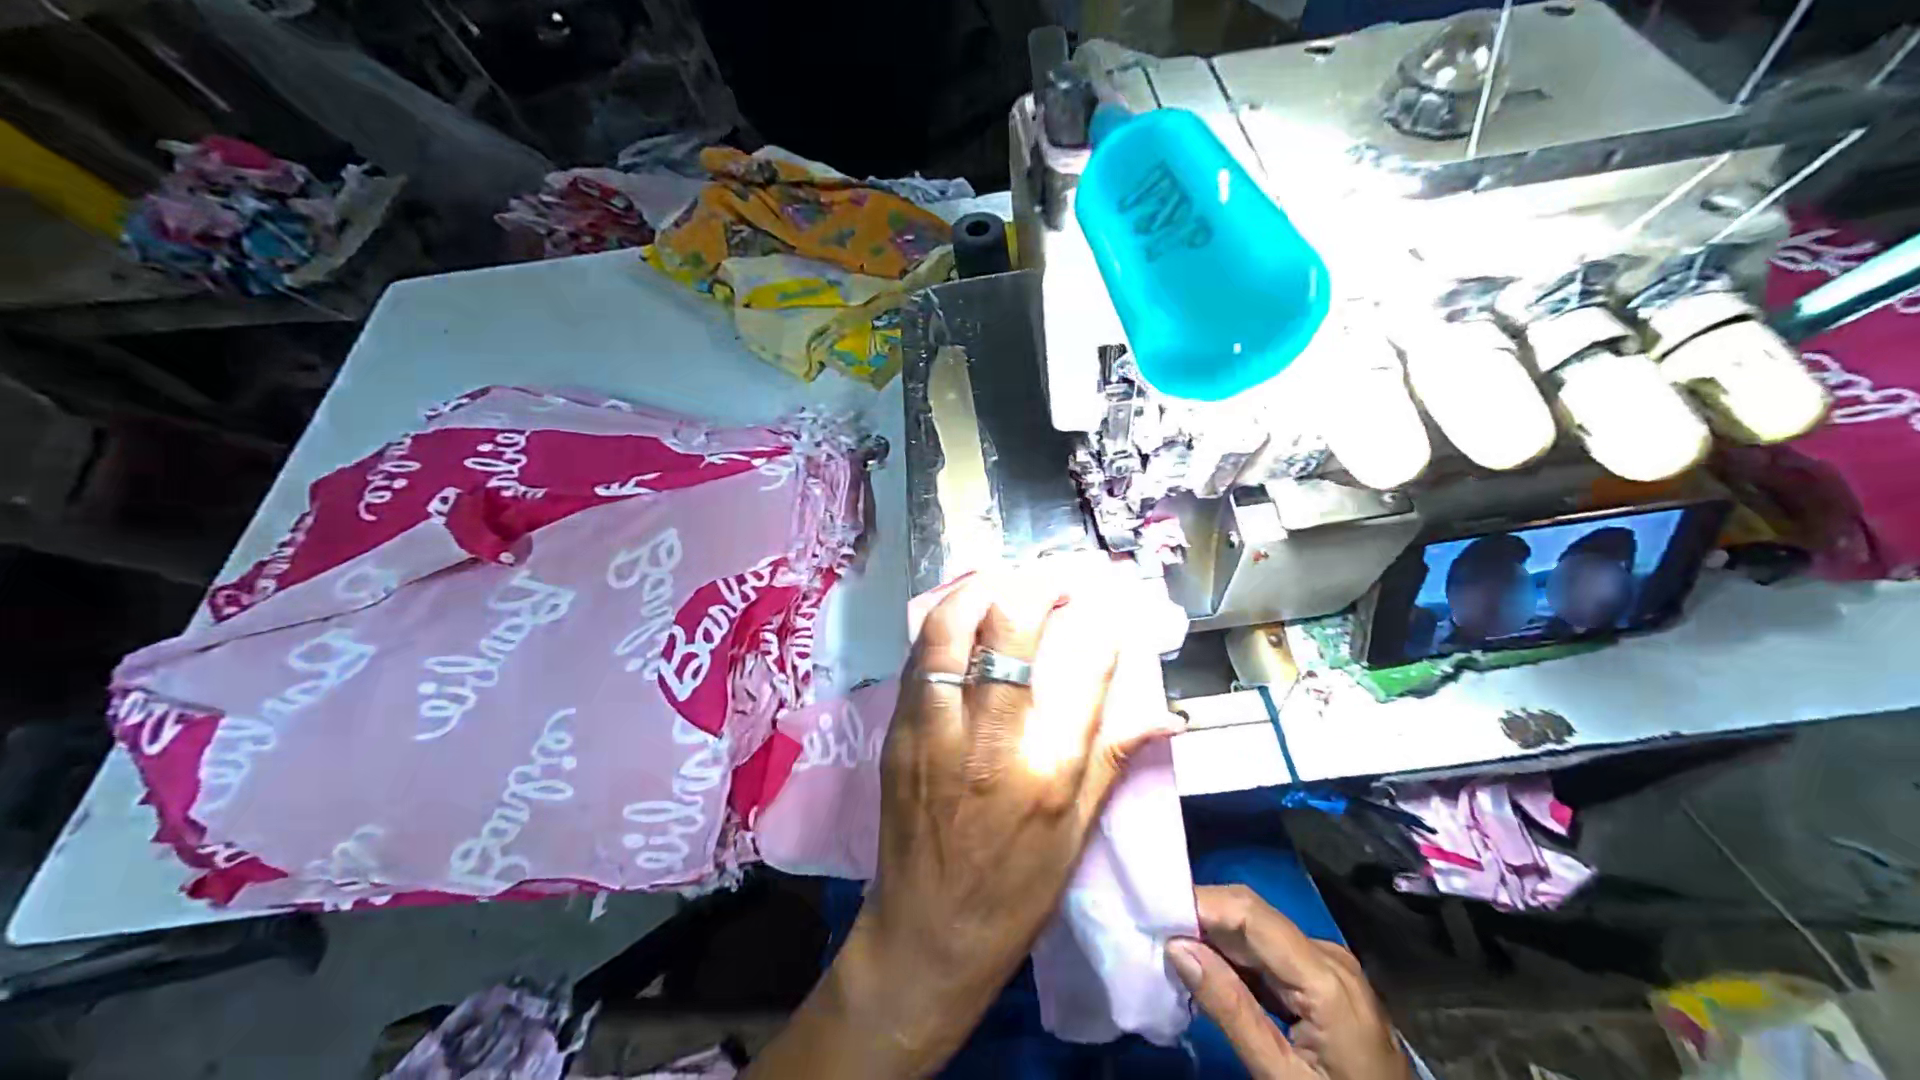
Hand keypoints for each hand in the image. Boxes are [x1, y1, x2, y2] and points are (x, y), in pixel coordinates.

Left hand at [746, 566, 1176, 1077]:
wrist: (925, 933)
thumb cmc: (1014, 892)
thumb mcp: (1077, 834)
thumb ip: (1111, 759)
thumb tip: (1161, 713)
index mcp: (1043, 772)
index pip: (1080, 671)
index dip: (1097, 624)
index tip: (1105, 604)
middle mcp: (984, 740)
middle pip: (1003, 629)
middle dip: (1031, 586)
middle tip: (1049, 582)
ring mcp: (931, 730)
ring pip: (946, 629)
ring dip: (978, 590)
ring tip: (1003, 583)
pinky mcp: (896, 732)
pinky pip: (919, 658)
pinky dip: (944, 625)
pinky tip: (963, 621)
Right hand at [1168, 885, 1410, 1079]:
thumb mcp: (1282, 1079)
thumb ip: (1230, 1010)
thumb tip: (1176, 946)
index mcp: (1325, 977)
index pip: (1249, 913)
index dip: (1198, 902)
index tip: (1151, 912)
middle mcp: (1328, 955)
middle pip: (1252, 915)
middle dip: (1199, 917)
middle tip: (1151, 931)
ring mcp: (1328, 964)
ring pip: (1256, 930)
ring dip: (1211, 936)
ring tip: (1169, 947)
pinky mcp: (1323, 978)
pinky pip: (1269, 952)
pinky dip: (1233, 956)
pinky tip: (1205, 967)